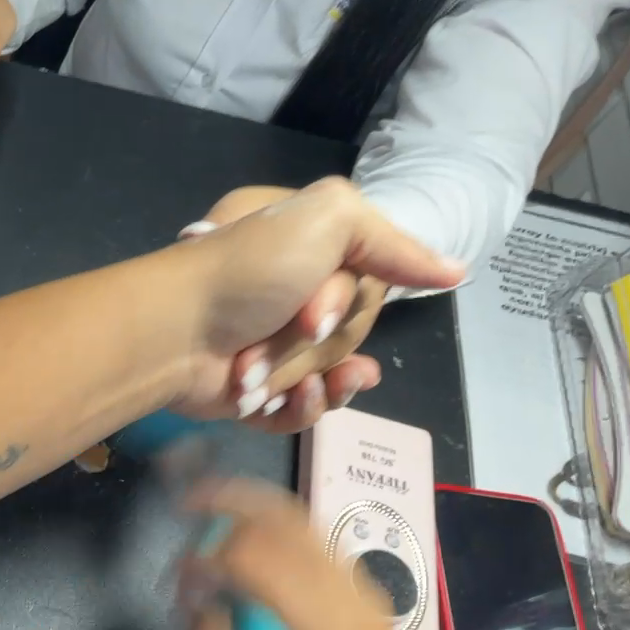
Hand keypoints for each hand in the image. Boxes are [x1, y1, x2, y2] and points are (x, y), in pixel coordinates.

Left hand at [166, 179, 462, 429]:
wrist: (172, 334)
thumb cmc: (246, 271)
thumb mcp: (328, 220)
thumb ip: (393, 243)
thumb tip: (457, 272)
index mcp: (297, 252)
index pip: (363, 281)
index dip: (349, 300)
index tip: (318, 306)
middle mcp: (282, 296)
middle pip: (349, 333)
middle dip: (326, 340)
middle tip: (294, 329)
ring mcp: (266, 347)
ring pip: (329, 374)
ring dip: (314, 375)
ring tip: (293, 381)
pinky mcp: (252, 394)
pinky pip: (301, 410)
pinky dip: (301, 408)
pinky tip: (296, 399)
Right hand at [180, 479, 442, 629]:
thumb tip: (198, 602)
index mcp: (324, 626)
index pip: (252, 557)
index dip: (204, 558)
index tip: (176, 583)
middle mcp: (351, 597)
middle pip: (284, 520)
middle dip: (229, 501)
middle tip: (184, 502)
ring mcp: (366, 598)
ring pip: (306, 525)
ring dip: (254, 512)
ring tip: (210, 516)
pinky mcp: (368, 607)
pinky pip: (318, 546)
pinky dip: (277, 532)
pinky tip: (251, 549)